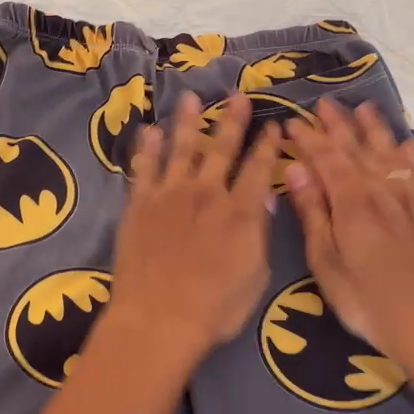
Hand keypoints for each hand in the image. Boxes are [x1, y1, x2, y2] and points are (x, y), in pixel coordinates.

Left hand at [106, 91, 283, 361]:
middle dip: (232, 120)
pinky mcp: (139, 205)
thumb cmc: (215, 309)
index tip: (274, 125)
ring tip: (191, 97)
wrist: (159, 318)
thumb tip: (264, 199)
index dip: (268, 145)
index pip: (259, 169)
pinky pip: (144, 168)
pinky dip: (147, 148)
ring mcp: (169, 196)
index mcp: (240, 212)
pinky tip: (149, 131)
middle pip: (221, 148)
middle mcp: (207, 193)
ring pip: (181, 148)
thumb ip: (260, 234)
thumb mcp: (255, 277)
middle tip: (238, 95)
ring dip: (187, 121)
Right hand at [283, 98, 413, 366]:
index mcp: (351, 201)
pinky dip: (409, 155)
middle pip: (358, 148)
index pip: (325, 158)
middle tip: (324, 103)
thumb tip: (296, 170)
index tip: (291, 122)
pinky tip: (405, 145)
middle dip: (338, 124)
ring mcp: (409, 200)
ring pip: (389, 153)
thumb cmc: (365, 298)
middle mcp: (381, 190)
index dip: (307, 138)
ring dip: (374, 129)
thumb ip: (312, 212)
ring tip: (363, 108)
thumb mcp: (325, 261)